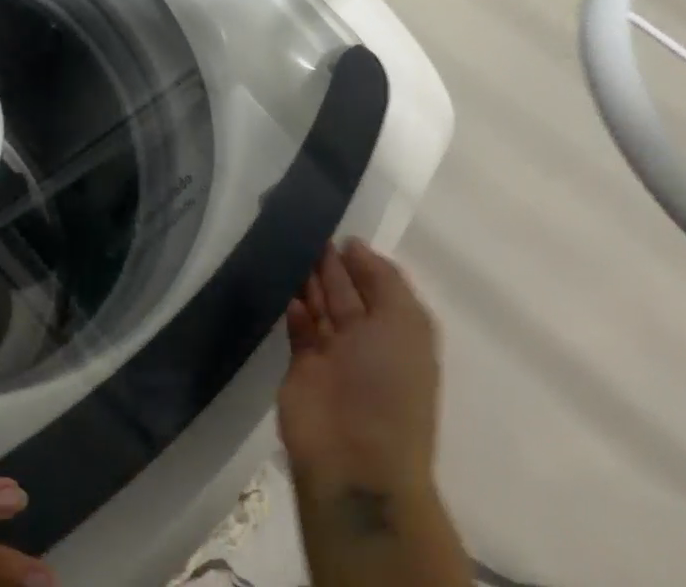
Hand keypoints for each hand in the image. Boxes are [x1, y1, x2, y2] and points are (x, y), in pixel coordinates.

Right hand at [277, 239, 440, 494]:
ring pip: (319, 307)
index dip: (360, 259)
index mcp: (400, 330)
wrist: (355, 456)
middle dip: (329, 264)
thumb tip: (353, 246)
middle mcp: (368, 340)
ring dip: (306, 281)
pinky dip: (290, 309)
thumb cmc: (389, 386)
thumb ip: (383, 280)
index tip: (335, 229)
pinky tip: (281, 287)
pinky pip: (296, 329)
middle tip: (302, 229)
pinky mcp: (301, 367)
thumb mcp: (404, 324)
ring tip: (286, 247)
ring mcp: (333, 355)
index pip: (379, 284)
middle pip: (345, 292)